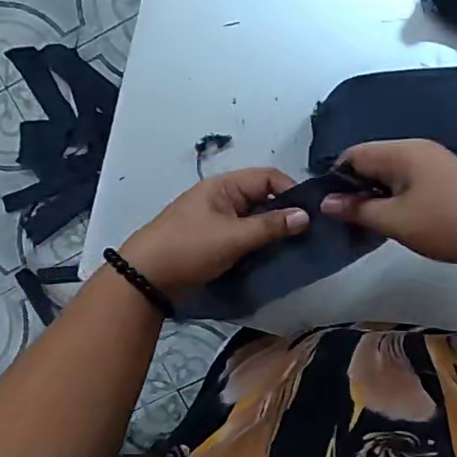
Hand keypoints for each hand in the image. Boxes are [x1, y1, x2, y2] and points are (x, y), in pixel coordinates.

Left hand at [117, 168, 310, 293]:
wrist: (145, 278)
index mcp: (224, 186)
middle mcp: (222, 197)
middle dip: (285, 213)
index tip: (311, 214)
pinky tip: (272, 256)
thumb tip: (305, 216)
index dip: (291, 191)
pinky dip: (259, 243)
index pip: (268, 177)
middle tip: (308, 234)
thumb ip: (271, 226)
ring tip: (295, 247)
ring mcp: (217, 220)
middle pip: (263, 197)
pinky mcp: (214, 240)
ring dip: (272, 230)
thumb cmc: (189, 249)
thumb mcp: (233, 237)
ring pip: (255, 218)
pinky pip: (244, 235)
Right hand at [320, 139, 456, 267]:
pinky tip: (400, 218)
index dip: (336, 178)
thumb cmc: (446, 224)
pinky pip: (410, 180)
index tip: (331, 207)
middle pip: (373, 160)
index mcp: (402, 152)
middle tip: (350, 219)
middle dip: (357, 187)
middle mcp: (418, 149)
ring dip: (378, 194)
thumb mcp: (395, 220)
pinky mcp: (447, 177)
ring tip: (373, 222)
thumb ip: (358, 210)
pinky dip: (397, 196)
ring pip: (392, 172)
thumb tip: (327, 202)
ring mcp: (435, 162)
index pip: (354, 154)